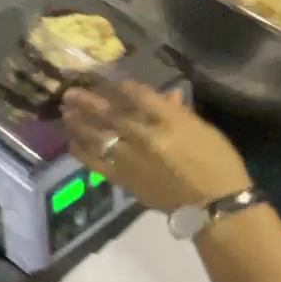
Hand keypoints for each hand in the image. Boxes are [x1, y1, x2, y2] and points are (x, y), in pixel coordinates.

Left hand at [61, 81, 251, 212]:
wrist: (210, 201)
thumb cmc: (215, 162)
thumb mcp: (203, 131)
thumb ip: (179, 113)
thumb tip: (165, 95)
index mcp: (173, 123)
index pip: (142, 98)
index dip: (123, 88)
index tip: (109, 80)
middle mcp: (145, 138)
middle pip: (111, 115)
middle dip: (89, 101)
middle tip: (70, 92)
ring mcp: (128, 158)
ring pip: (96, 135)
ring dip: (78, 123)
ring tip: (65, 112)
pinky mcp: (117, 176)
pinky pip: (91, 159)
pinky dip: (79, 148)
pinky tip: (70, 139)